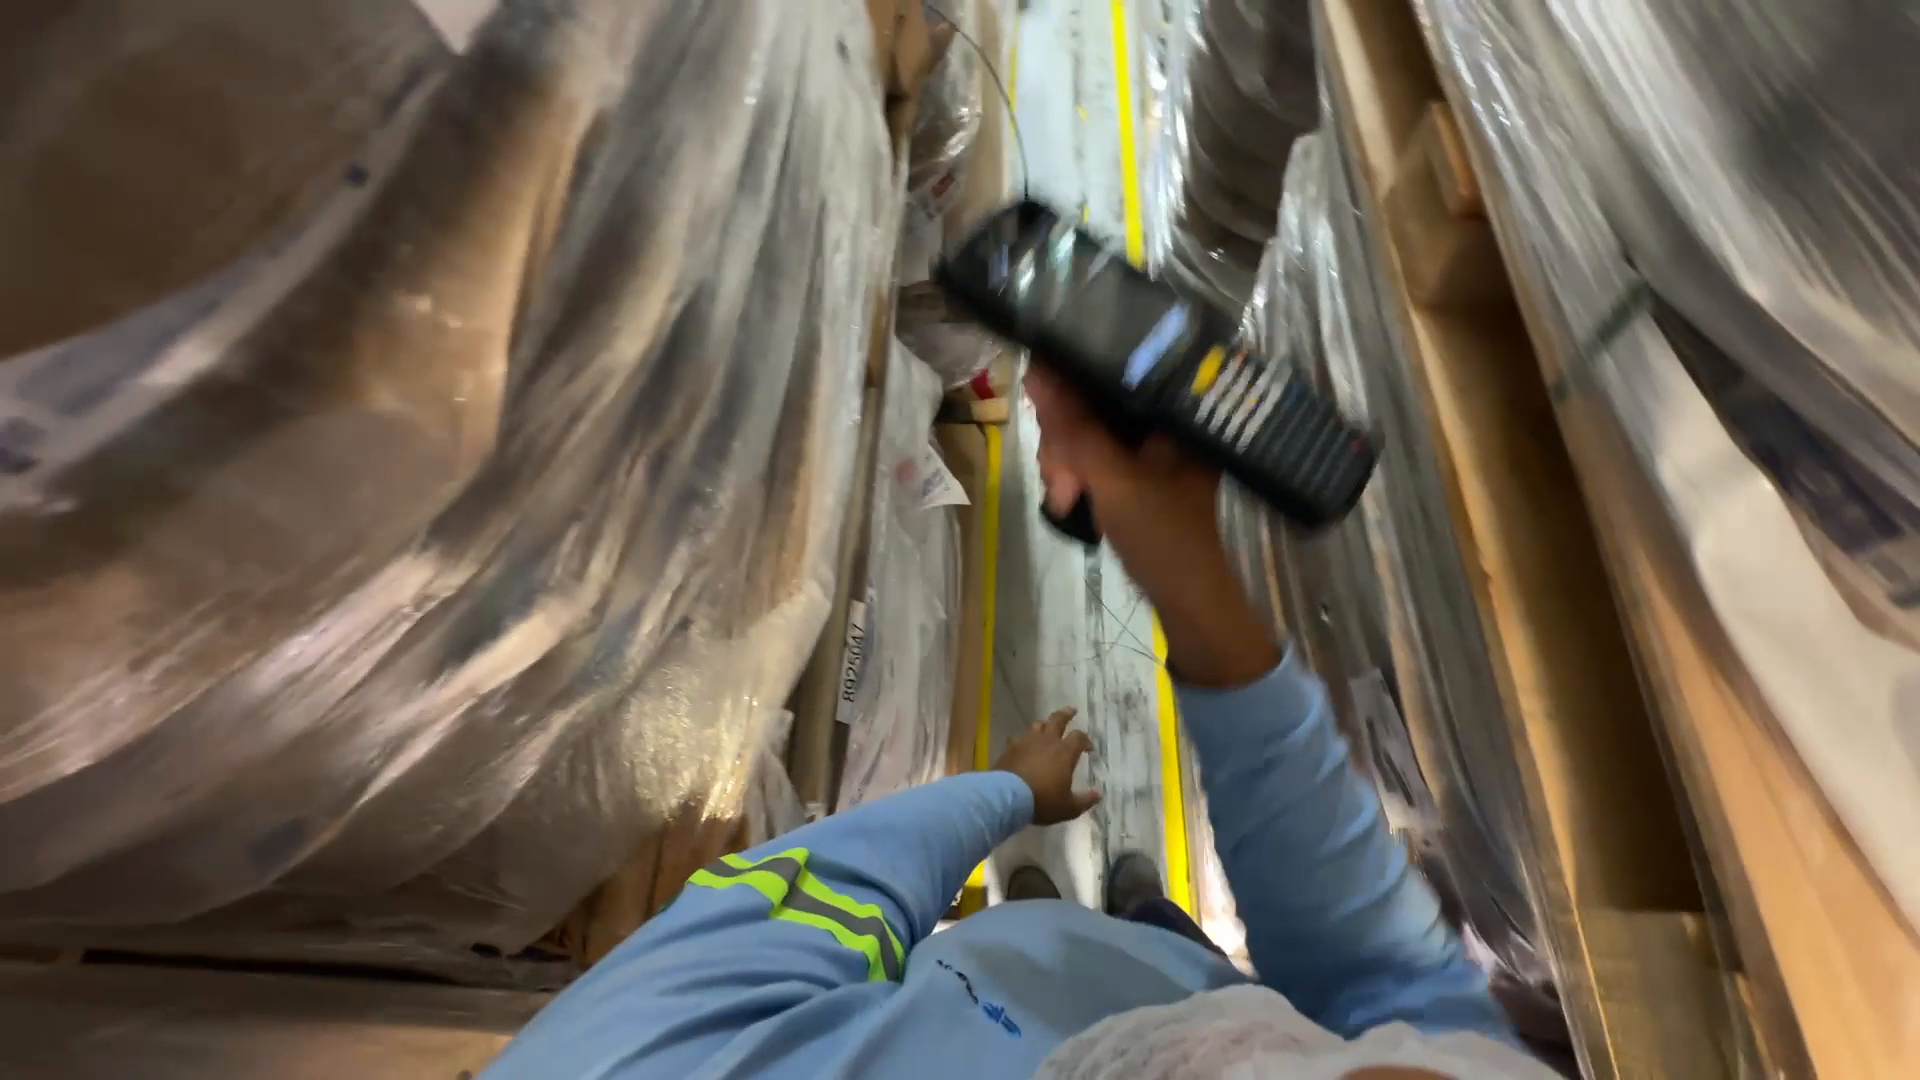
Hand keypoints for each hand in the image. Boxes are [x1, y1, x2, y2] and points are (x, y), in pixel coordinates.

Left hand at [993, 707, 1101, 825]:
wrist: (1007, 796)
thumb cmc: (1042, 801)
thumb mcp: (1068, 807)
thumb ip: (1085, 800)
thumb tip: (1098, 794)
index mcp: (1064, 752)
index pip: (1078, 737)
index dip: (1085, 740)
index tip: (1088, 747)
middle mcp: (1047, 741)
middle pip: (1057, 720)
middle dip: (1066, 714)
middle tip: (1072, 710)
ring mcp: (1026, 741)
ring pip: (1038, 725)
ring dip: (1045, 724)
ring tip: (1047, 726)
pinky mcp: (1011, 747)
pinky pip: (1021, 737)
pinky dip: (1027, 738)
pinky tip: (1025, 744)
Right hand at [1026, 366, 1281, 687]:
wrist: (1186, 598)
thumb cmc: (1162, 535)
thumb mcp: (1113, 478)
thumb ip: (1074, 427)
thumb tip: (1037, 373)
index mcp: (1171, 409)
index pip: (1108, 372)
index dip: (1067, 390)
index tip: (1042, 419)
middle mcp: (1159, 420)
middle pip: (1089, 405)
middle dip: (1063, 446)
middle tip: (1062, 486)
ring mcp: (1146, 448)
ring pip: (1083, 434)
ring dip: (1063, 466)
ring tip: (1065, 501)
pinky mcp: (1133, 471)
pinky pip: (1090, 457)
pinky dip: (1074, 476)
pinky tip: (1068, 499)